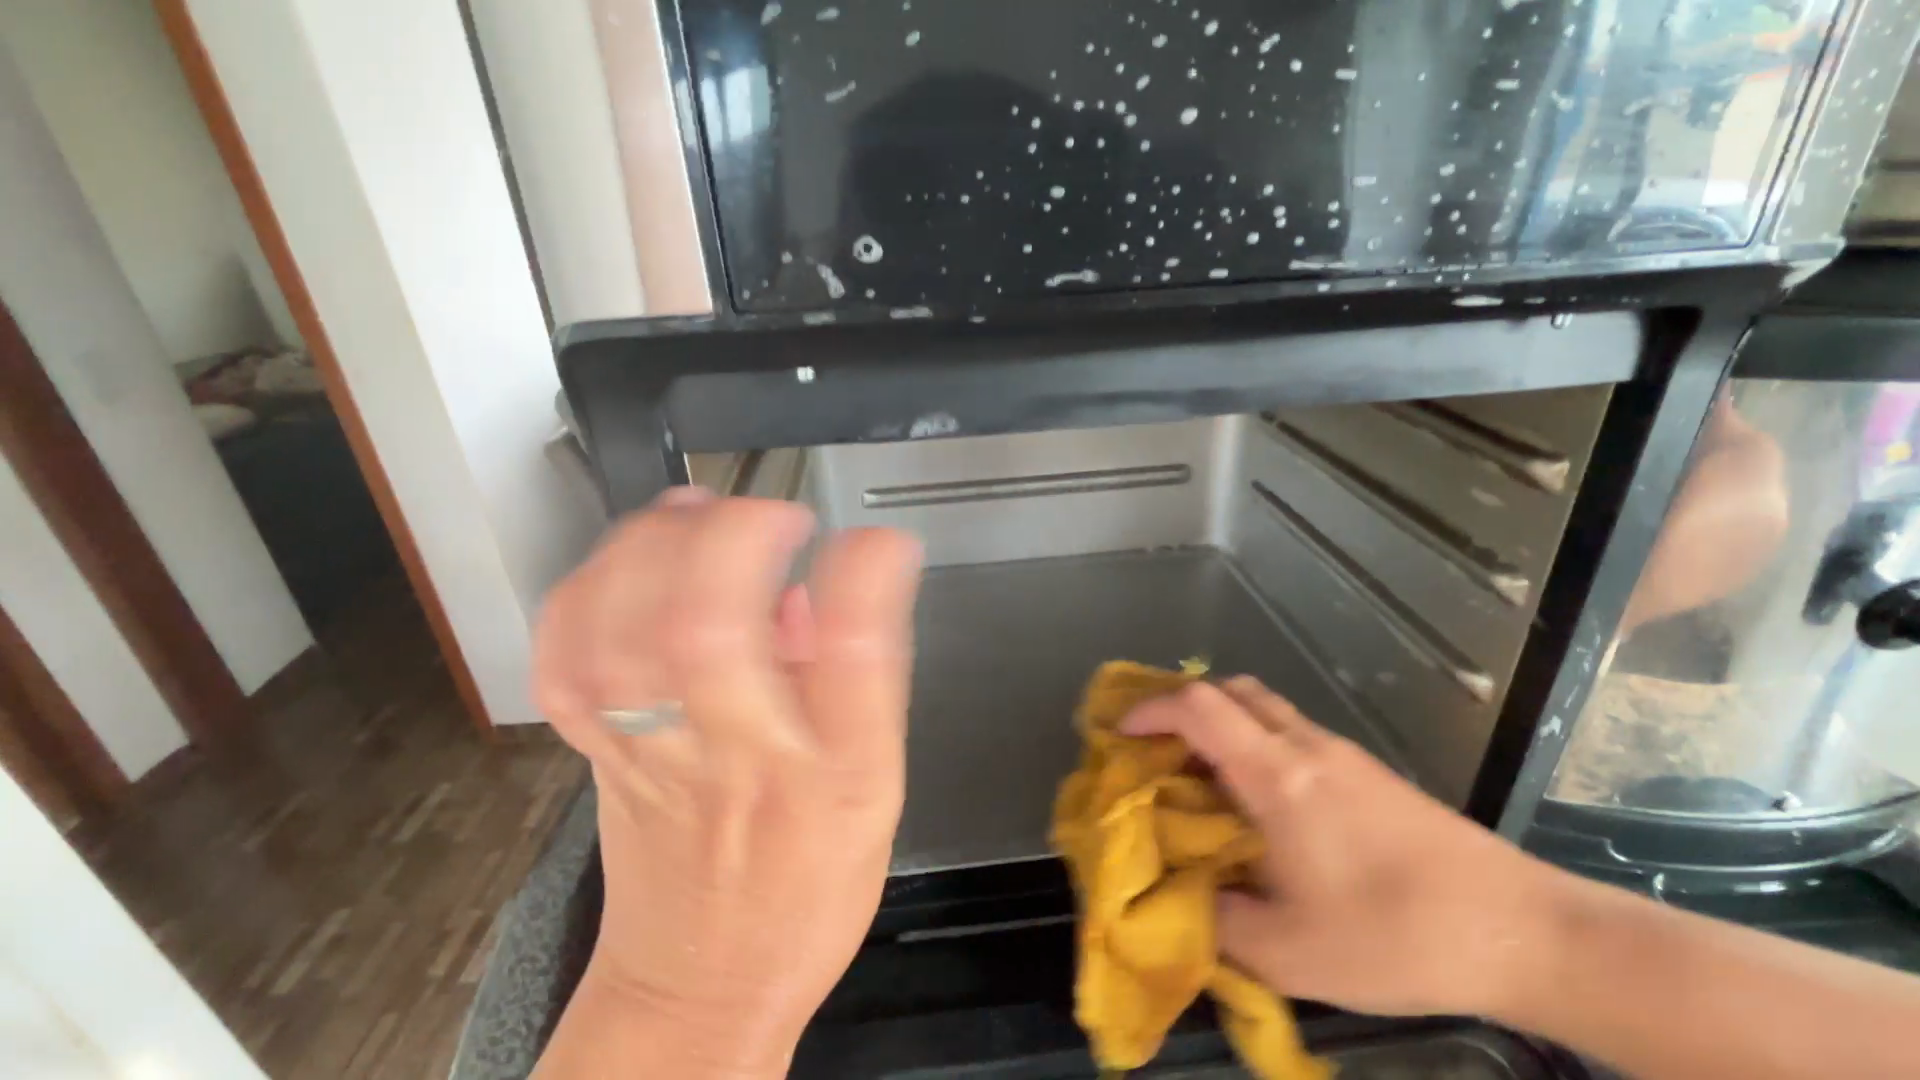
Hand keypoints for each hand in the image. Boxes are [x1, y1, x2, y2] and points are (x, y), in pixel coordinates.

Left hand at [532, 489, 922, 1072]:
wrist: (705, 981)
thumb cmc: (807, 886)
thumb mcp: (877, 789)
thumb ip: (856, 683)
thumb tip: (809, 587)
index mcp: (830, 770)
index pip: (851, 656)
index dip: (863, 576)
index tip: (877, 543)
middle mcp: (738, 757)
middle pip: (705, 628)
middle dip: (736, 539)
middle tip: (773, 516)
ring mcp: (653, 754)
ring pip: (620, 634)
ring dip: (652, 549)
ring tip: (694, 514)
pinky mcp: (595, 755)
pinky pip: (562, 662)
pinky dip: (583, 594)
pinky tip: (626, 563)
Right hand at [1120, 676, 1563, 1018]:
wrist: (1523, 933)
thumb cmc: (1394, 936)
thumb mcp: (1286, 951)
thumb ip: (1218, 919)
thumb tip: (1189, 895)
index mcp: (1278, 776)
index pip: (1199, 706)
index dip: (1149, 708)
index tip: (1118, 733)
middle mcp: (1310, 749)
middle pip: (1234, 690)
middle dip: (1182, 707)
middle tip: (1154, 751)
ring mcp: (1348, 758)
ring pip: (1268, 711)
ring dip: (1223, 728)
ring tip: (1201, 782)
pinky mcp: (1375, 777)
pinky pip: (1297, 738)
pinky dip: (1259, 748)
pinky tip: (1263, 809)